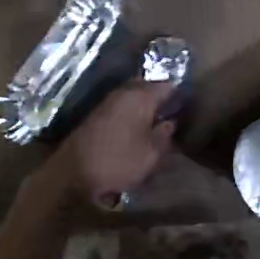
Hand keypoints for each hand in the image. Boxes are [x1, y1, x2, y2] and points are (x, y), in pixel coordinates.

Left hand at [51, 82, 176, 207]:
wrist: (73, 172)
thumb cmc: (118, 161)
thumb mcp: (151, 154)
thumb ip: (164, 135)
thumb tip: (170, 122)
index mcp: (140, 97)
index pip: (167, 86)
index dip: (179, 95)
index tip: (187, 106)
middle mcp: (123, 93)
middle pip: (148, 86)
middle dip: (160, 96)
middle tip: (172, 111)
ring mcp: (107, 101)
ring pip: (133, 95)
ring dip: (144, 104)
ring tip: (156, 120)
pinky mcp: (96, 113)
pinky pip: (121, 105)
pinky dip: (131, 111)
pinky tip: (137, 126)